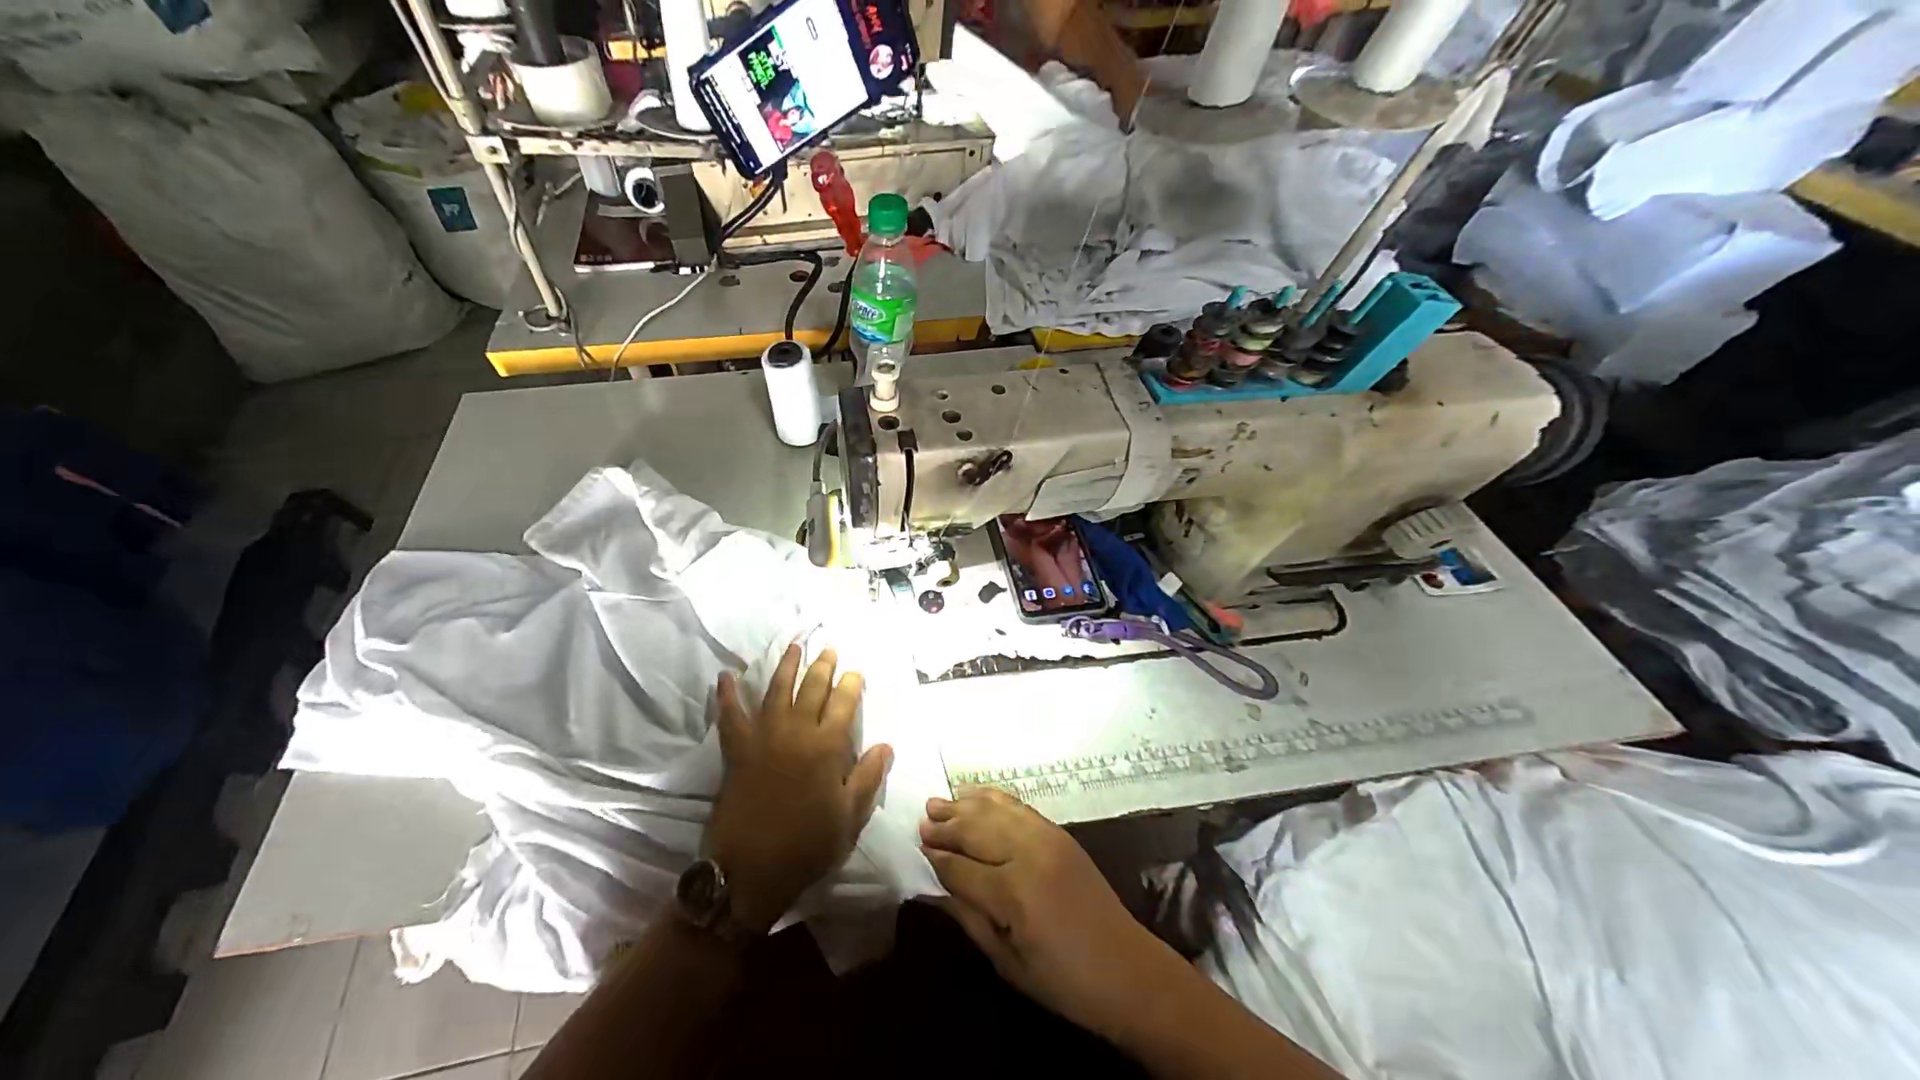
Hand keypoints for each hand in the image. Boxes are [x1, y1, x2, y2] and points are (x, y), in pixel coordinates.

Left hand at [708, 645, 891, 932]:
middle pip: (812, 689)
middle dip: (823, 666)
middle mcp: (796, 732)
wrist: (750, 870)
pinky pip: (731, 716)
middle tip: (829, 649)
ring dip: (786, 667)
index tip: (855, 672)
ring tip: (794, 647)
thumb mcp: (850, 817)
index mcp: (827, 747)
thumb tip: (885, 745)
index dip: (851, 685)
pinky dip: (728, 695)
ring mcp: (763, 738)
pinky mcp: (737, 751)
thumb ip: (868, 777)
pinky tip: (726, 676)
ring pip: (776, 691)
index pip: (843, 704)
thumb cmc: (808, 845)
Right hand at [920, 789, 1183, 1041]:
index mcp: (1013, 893)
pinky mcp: (1060, 833)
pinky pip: (1020, 806)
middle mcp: (1029, 855)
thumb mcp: (1007, 962)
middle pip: (975, 829)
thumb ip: (968, 918)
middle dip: (946, 825)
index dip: (936, 858)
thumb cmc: (1063, 980)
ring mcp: (1047, 838)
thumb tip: (935, 888)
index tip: (915, 849)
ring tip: (939, 804)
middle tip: (921, 821)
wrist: (1127, 969)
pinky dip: (994, 798)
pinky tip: (976, 795)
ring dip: (965, 805)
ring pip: (996, 810)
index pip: (960, 867)